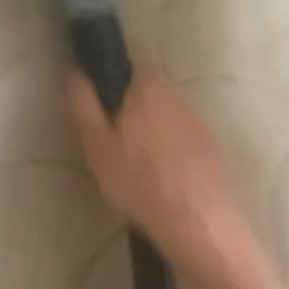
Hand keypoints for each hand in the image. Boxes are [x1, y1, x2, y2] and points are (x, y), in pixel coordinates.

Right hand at [67, 63, 242, 259]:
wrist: (202, 228)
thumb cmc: (141, 183)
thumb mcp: (97, 146)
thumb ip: (83, 104)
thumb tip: (74, 71)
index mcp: (149, 88)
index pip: (131, 60)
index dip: (113, 71)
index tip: (98, 94)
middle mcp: (178, 97)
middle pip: (150, 88)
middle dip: (130, 103)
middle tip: (110, 133)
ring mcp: (200, 124)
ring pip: (167, 114)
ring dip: (151, 127)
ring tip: (134, 159)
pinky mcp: (213, 151)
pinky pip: (183, 138)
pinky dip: (170, 149)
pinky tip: (160, 176)